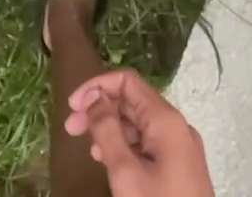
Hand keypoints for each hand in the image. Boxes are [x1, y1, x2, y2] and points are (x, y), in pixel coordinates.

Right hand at [64, 69, 214, 196]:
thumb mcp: (125, 171)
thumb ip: (106, 129)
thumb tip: (94, 97)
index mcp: (166, 119)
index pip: (126, 81)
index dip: (96, 86)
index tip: (72, 106)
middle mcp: (176, 126)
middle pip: (132, 102)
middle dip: (99, 109)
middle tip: (71, 129)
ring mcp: (181, 148)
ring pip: (139, 124)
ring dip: (110, 129)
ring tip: (90, 150)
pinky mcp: (181, 167)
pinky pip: (148, 144)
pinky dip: (125, 146)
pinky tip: (110, 161)